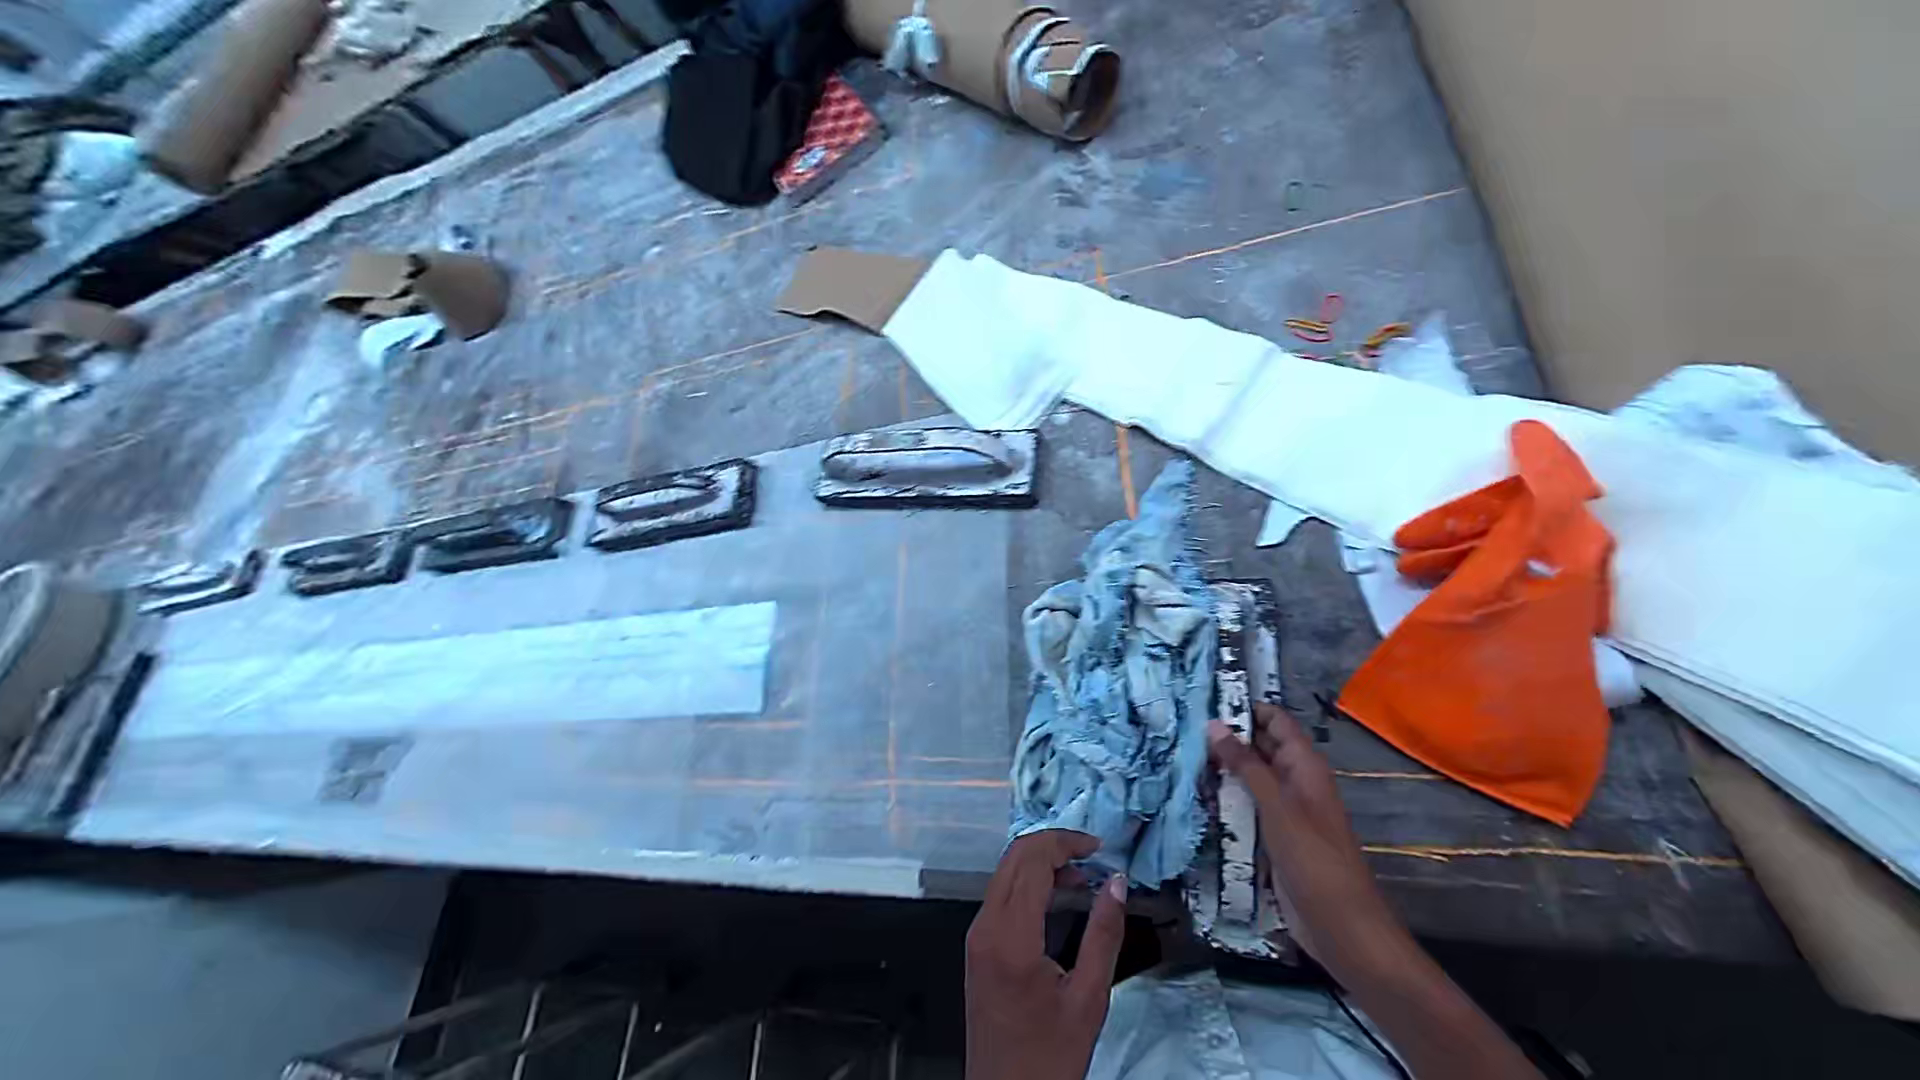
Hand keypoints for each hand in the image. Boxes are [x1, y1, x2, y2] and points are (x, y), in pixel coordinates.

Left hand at [965, 830, 1127, 1079]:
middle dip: (1053, 845)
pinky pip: (1001, 894)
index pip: (1031, 860)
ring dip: (1040, 862)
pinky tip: (1058, 897)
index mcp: (1010, 936)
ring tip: (1082, 876)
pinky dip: (1028, 882)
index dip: (1064, 843)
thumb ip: (1104, 934)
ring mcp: (976, 934)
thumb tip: (1116, 883)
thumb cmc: (1049, 1058)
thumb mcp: (1088, 999)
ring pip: (1005, 872)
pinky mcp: (977, 944)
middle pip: (1014, 857)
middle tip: (1091, 855)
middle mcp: (985, 925)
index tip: (1097, 847)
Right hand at [1211, 705, 1547, 1079]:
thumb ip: (1246, 765)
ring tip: (1178, 757)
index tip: (1204, 697)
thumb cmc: (1315, 861)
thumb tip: (1214, 724)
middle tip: (1180, 727)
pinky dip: (1222, 800)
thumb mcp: (1278, 807)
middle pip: (1259, 747)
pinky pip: (1244, 807)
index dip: (1246, 706)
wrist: (1343, 930)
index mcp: (1305, 767)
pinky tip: (1194, 798)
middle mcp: (1295, 783)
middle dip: (1225, 737)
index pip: (1275, 721)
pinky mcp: (1272, 837)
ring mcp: (1283, 811)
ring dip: (1220, 770)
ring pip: (1247, 778)